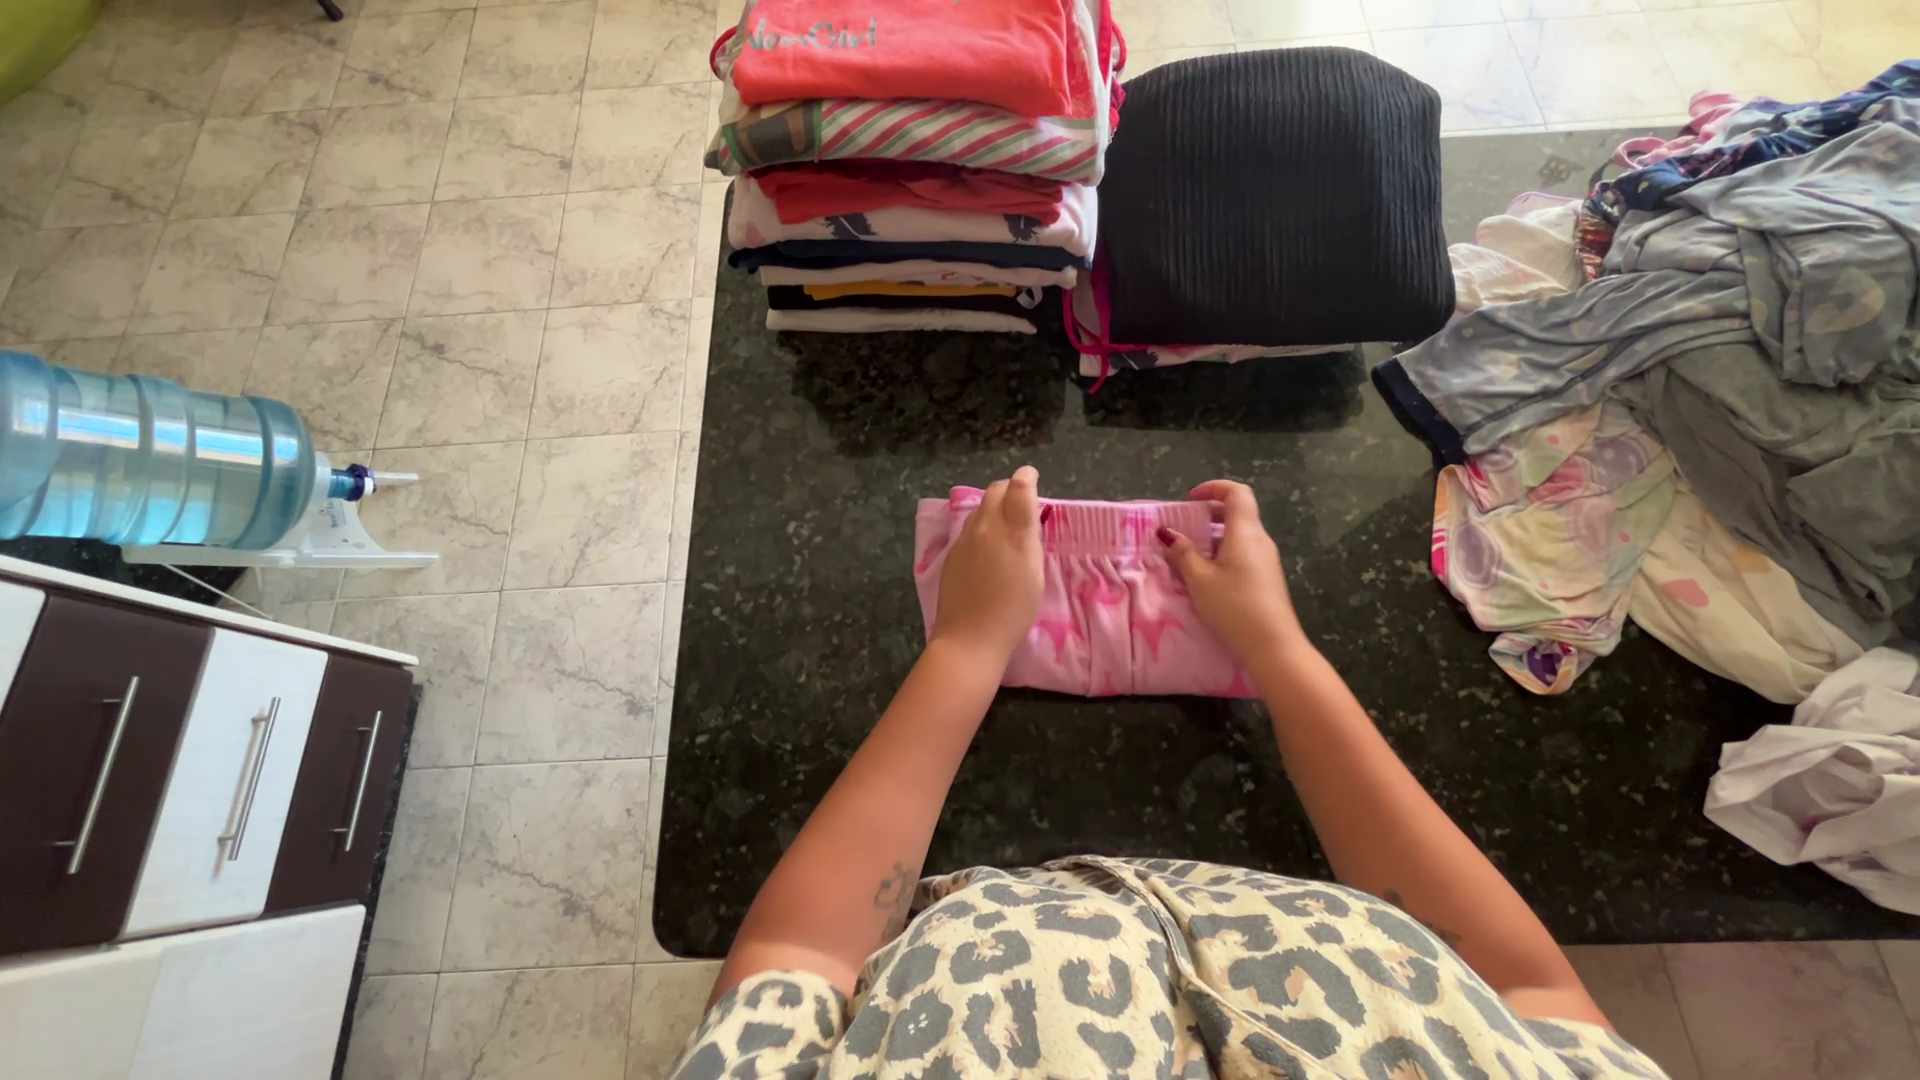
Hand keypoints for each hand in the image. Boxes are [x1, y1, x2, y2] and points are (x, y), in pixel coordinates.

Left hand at [931, 466, 1044, 664]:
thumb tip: (1026, 510)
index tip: (1031, 478)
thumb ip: (1030, 536)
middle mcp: (985, 527)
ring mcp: (964, 540)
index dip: (1026, 478)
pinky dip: (982, 528)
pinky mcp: (952, 554)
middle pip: (994, 492)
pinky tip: (988, 550)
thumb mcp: (1034, 572)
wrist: (969, 637)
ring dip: (994, 509)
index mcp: (1011, 530)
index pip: (1018, 487)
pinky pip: (969, 529)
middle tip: (1022, 504)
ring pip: (980, 510)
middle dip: (1008, 490)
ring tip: (1006, 528)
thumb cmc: (1013, 609)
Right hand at [1158, 479, 1306, 662]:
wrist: (1273, 645)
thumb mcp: (1200, 579)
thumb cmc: (1233, 606)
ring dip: (1214, 534)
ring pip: (1239, 533)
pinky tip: (1207, 573)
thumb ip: (1183, 552)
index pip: (1237, 493)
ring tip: (1189, 551)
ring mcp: (1266, 559)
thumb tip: (1166, 532)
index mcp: (1245, 532)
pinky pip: (1243, 551)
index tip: (1190, 498)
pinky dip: (1223, 550)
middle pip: (1238, 512)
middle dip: (1209, 512)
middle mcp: (1260, 540)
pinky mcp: (1266, 577)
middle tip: (1184, 524)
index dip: (1214, 488)